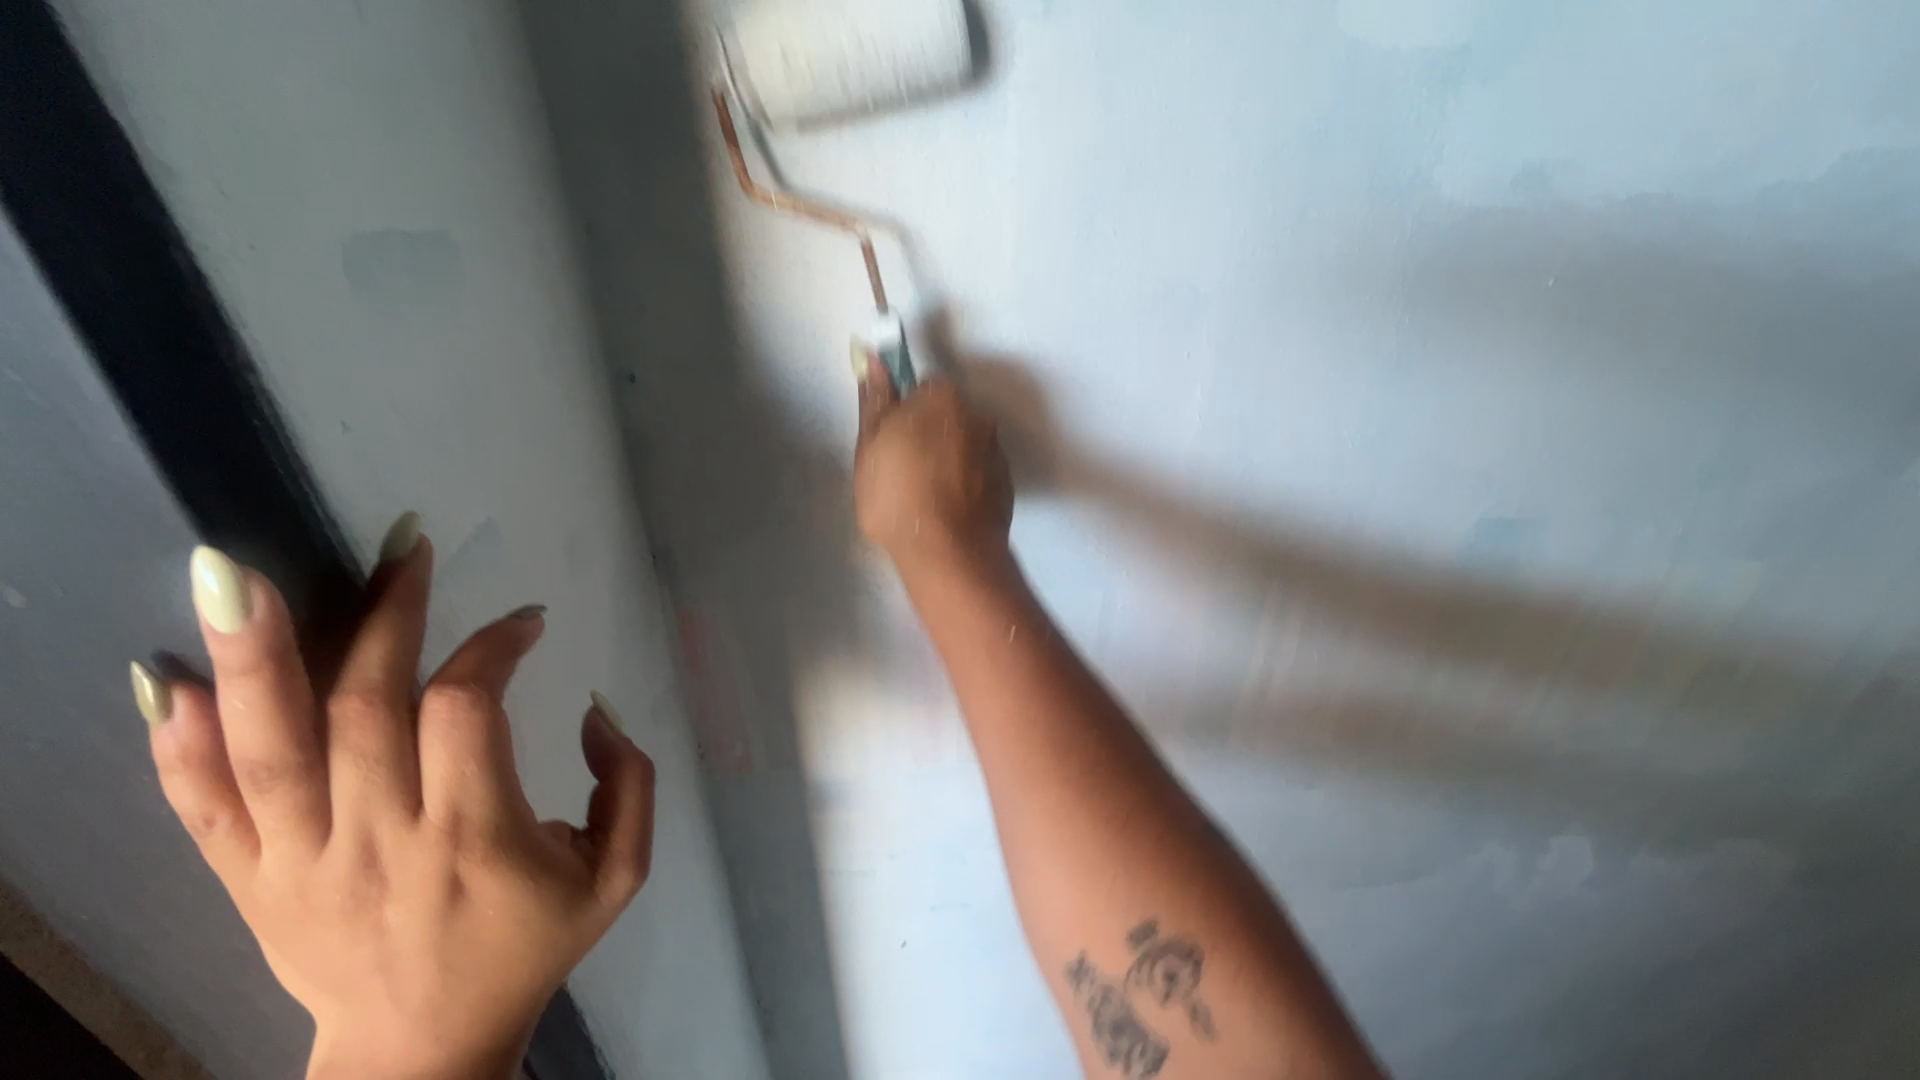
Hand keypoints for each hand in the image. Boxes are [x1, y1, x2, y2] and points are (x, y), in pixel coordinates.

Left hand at [128, 516, 655, 1079]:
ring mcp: (301, 863)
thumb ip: (628, 785)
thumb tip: (594, 712)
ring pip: (267, 749)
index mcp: (476, 836)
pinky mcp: (251, 883)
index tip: (523, 622)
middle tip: (405, 548)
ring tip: (233, 573)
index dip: (494, 648)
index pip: (467, 711)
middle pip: (365, 708)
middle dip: (387, 615)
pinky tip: (166, 677)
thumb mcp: (617, 876)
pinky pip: (203, 810)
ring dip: (252, 657)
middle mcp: (380, 839)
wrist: (422, 1052)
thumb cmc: (529, 948)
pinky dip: (178, 745)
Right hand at [854, 353, 1014, 570]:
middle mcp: (978, 416)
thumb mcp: (870, 445)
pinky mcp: (1006, 485)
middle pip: (949, 417)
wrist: (948, 551)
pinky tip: (948, 511)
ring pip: (966, 446)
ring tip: (927, 498)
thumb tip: (875, 360)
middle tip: (904, 472)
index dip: (905, 414)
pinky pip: (980, 474)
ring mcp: (997, 452)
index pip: (924, 388)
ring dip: (950, 461)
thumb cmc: (898, 493)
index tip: (892, 443)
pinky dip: (966, 485)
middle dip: (930, 436)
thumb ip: (876, 400)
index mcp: (943, 397)